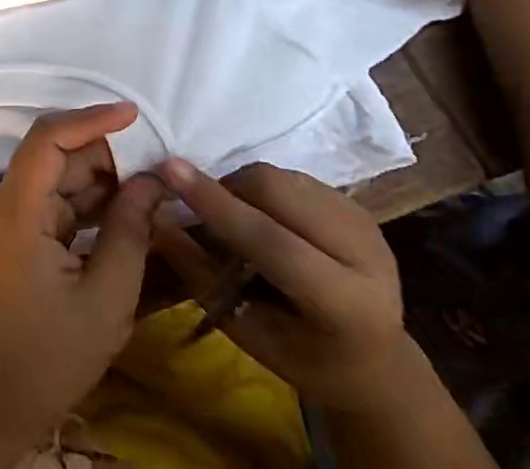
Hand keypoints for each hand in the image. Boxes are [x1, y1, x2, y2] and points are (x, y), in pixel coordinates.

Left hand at [0, 103, 167, 442]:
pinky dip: (95, 202)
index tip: (134, 115)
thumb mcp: (106, 294)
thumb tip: (152, 181)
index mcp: (20, 210)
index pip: (48, 140)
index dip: (90, 119)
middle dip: (108, 155)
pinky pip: (63, 201)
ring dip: (106, 179)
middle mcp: (12, 202)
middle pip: (59, 154)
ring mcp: (17, 218)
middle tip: (156, 168)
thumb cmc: (51, 352)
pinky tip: (130, 213)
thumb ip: (130, 229)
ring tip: (152, 191)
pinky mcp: (26, 235)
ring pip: (64, 176)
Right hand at [154, 160, 410, 410]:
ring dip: (244, 184)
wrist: (373, 359)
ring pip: (286, 177)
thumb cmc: (304, 359)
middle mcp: (366, 254)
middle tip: (198, 203)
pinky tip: (259, 214)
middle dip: (229, 186)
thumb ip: (202, 275)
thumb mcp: (248, 333)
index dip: (219, 205)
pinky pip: (295, 178)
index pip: (274, 242)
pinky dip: (264, 187)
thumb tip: (156, 221)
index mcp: (346, 304)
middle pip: (281, 192)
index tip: (170, 171)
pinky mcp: (358, 204)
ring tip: (231, 215)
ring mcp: (366, 222)